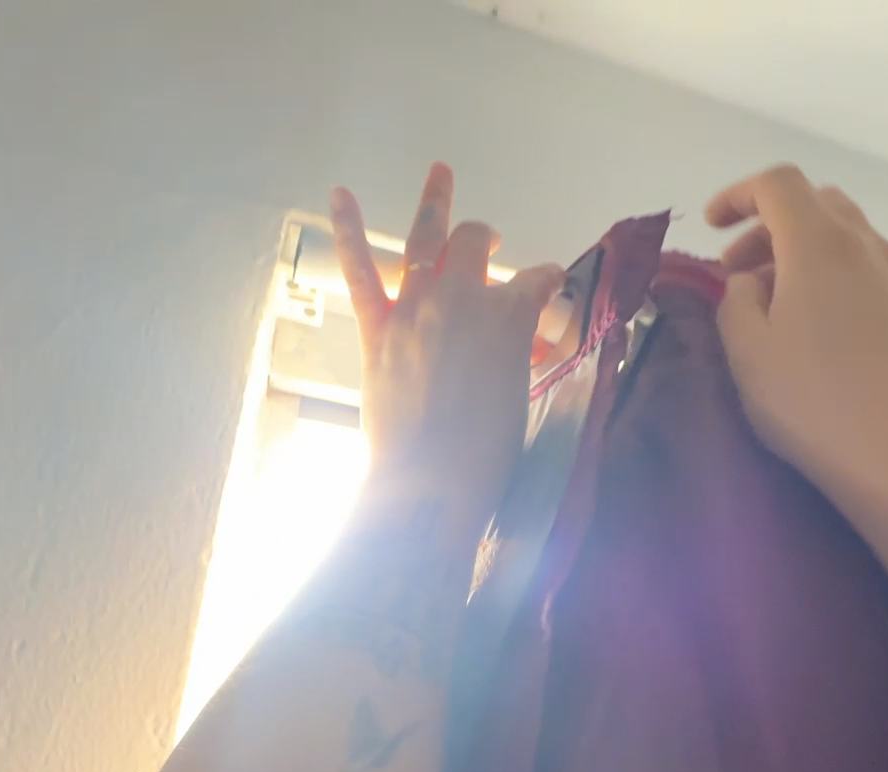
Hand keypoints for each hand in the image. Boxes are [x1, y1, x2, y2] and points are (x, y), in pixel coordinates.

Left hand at [330, 164, 563, 541]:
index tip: (547, 291)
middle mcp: (464, 297)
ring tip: (440, 173)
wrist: (431, 483)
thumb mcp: (518, 395)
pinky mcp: (379, 330)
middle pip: (478, 246)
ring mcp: (417, 308)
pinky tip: (340, 195)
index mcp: (510, 316)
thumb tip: (519, 342)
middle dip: (490, 241)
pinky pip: (361, 271)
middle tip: (493, 246)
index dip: (545, 284)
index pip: (537, 281)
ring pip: (426, 240)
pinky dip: (349, 230)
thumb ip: (517, 355)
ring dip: (434, 204)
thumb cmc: (487, 453)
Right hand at [707, 165, 887, 495]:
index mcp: (819, 244)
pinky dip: (820, 272)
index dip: (737, 195)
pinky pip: (855, 265)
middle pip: (813, 203)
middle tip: (733, 272)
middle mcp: (863, 245)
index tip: (708, 227)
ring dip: (793, 251)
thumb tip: (750, 282)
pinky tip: (802, 323)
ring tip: (763, 302)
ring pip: (838, 234)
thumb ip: (735, 301)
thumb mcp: (746, 350)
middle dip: (764, 225)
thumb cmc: (809, 398)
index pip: (778, 185)